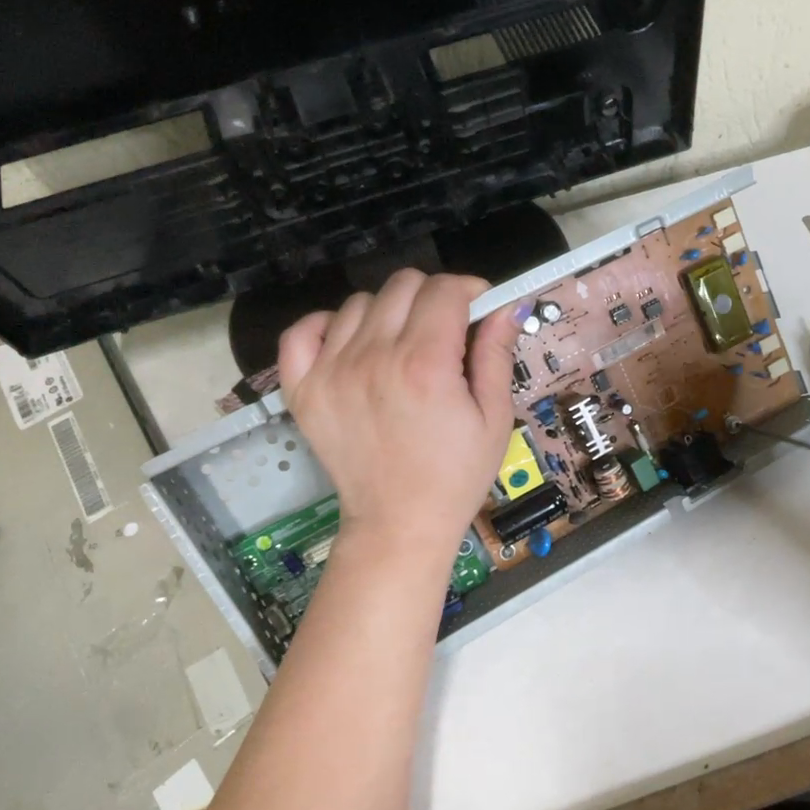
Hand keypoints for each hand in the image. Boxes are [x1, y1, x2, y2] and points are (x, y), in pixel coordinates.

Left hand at [278, 270, 519, 552]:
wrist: (400, 524)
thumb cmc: (456, 476)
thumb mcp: (494, 418)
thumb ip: (496, 356)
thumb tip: (507, 306)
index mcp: (426, 363)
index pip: (445, 290)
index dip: (469, 291)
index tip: (479, 309)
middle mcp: (375, 357)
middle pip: (402, 285)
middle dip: (432, 297)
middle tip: (445, 330)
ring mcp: (332, 371)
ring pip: (359, 303)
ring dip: (388, 313)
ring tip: (402, 347)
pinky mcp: (303, 390)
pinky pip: (302, 331)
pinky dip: (326, 326)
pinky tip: (350, 343)